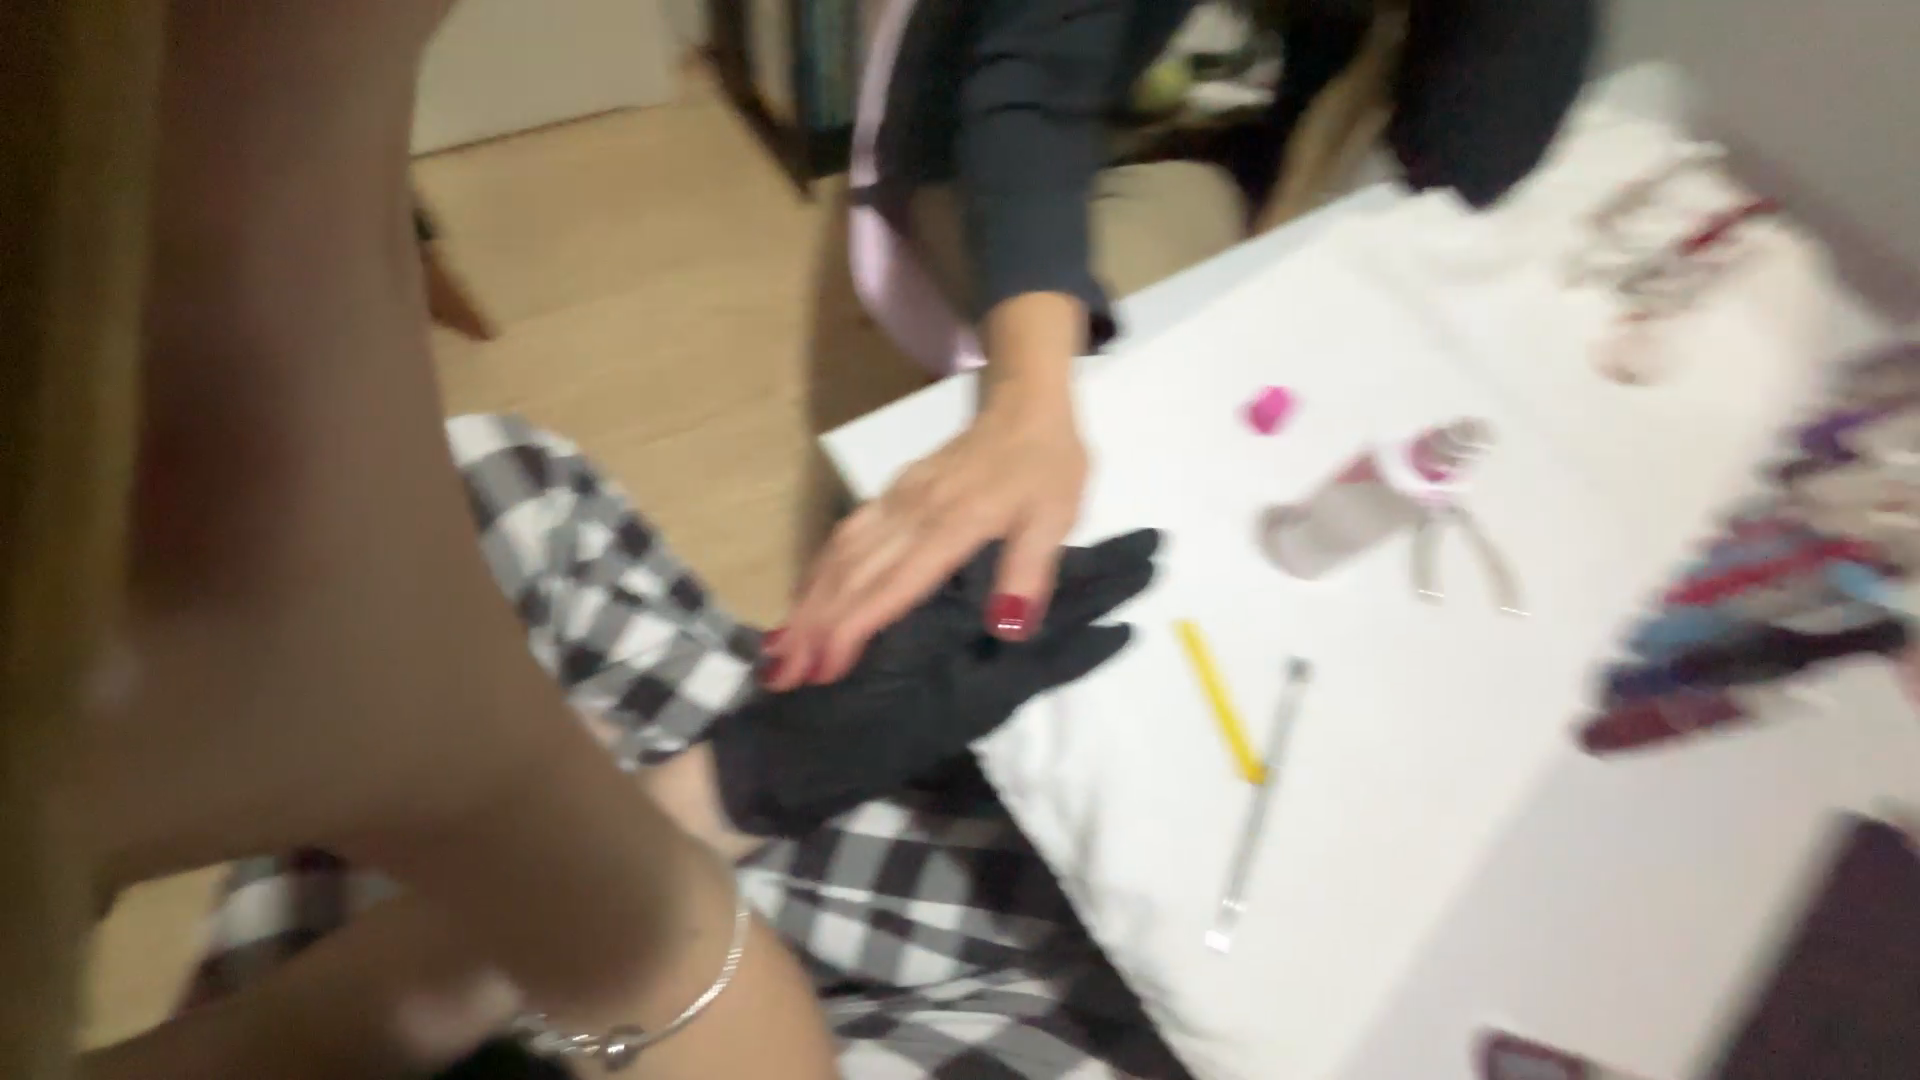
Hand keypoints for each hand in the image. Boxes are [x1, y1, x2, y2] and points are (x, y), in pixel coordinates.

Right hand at [771, 394, 1089, 688]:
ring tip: (780, 647)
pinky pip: (845, 535)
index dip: (854, 626)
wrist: (1025, 406)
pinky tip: (806, 594)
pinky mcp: (892, 494)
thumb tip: (1006, 627)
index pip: (891, 583)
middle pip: (850, 573)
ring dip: (806, 600)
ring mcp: (896, 501)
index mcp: (951, 525)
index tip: (824, 667)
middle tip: (782, 675)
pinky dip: (818, 569)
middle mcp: (911, 514)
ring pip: (838, 553)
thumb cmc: (1046, 466)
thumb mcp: (1055, 518)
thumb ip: (1030, 571)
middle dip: (813, 626)